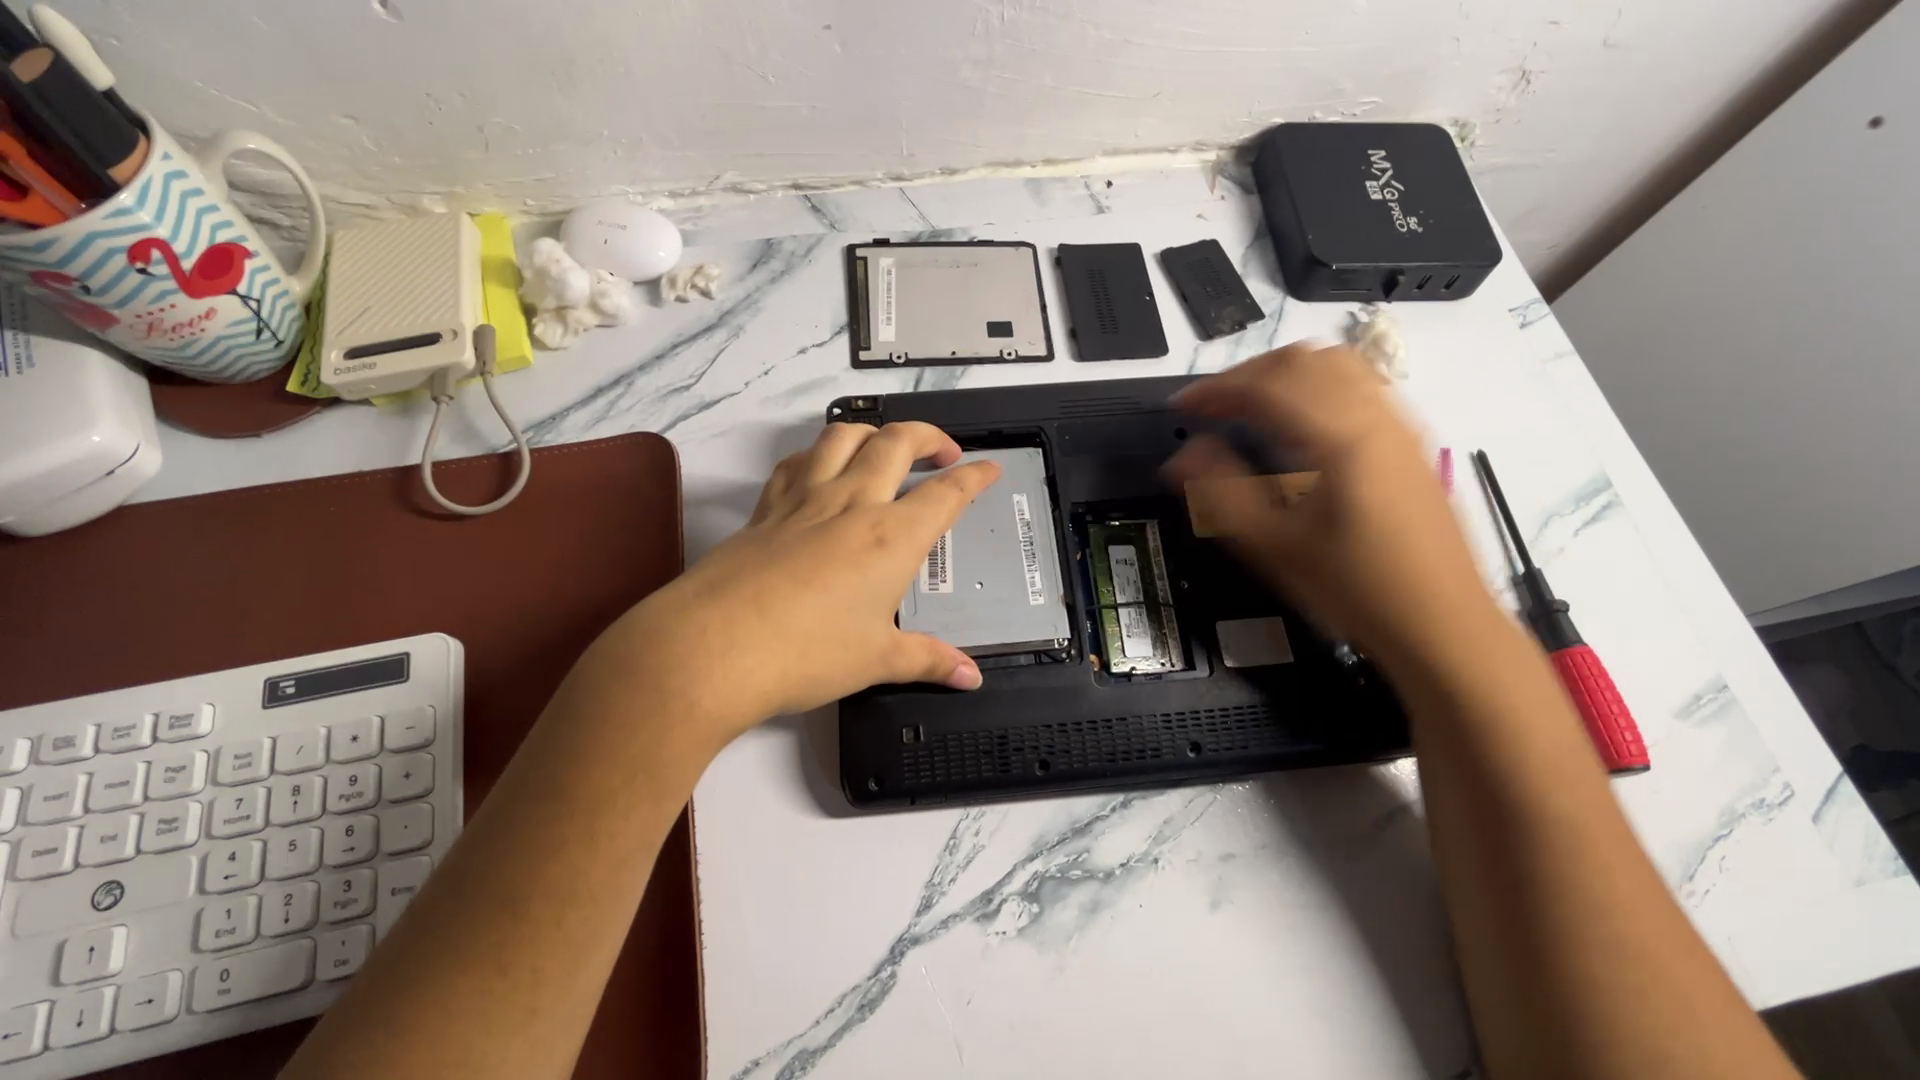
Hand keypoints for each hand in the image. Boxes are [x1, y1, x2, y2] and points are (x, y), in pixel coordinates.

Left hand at [622, 422, 999, 736]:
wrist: (712, 647)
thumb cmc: (805, 654)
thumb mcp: (876, 661)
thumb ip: (928, 661)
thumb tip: (969, 677)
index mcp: (891, 536)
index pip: (946, 494)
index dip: (974, 477)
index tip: (989, 469)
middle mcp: (851, 504)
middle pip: (897, 442)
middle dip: (929, 436)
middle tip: (944, 451)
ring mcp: (803, 500)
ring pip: (843, 435)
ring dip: (873, 430)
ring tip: (885, 447)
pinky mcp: (764, 509)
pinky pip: (797, 461)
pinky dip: (819, 453)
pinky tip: (820, 468)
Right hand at [1168, 343, 1492, 660]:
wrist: (1443, 622)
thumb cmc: (1356, 589)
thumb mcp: (1276, 549)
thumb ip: (1221, 494)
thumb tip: (1181, 456)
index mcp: (1338, 438)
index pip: (1266, 384)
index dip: (1215, 387)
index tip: (1182, 406)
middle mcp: (1373, 416)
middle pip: (1302, 360)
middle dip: (1248, 374)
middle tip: (1213, 407)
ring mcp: (1399, 425)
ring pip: (1335, 363)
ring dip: (1284, 374)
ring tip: (1251, 407)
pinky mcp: (1411, 441)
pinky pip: (1360, 384)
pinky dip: (1317, 384)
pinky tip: (1301, 424)